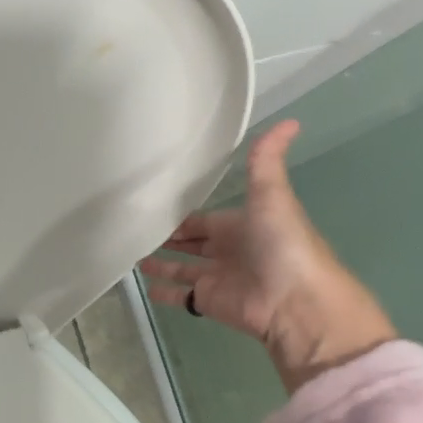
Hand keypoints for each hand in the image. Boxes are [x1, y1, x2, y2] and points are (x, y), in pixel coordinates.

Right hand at [139, 120, 395, 392]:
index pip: (202, 218)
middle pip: (190, 242)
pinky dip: (162, 294)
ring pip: (181, 268)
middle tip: (131, 230)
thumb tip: (290, 121)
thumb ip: (267, 163)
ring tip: (128, 256)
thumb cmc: (283, 245)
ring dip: (159, 264)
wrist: (294, 301)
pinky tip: (142, 288)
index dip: (179, 214)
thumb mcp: (273, 197)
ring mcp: (215, 278)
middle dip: (167, 237)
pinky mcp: (206, 302)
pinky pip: (179, 297)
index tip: (149, 207)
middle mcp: (228, 250)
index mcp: (241, 225)